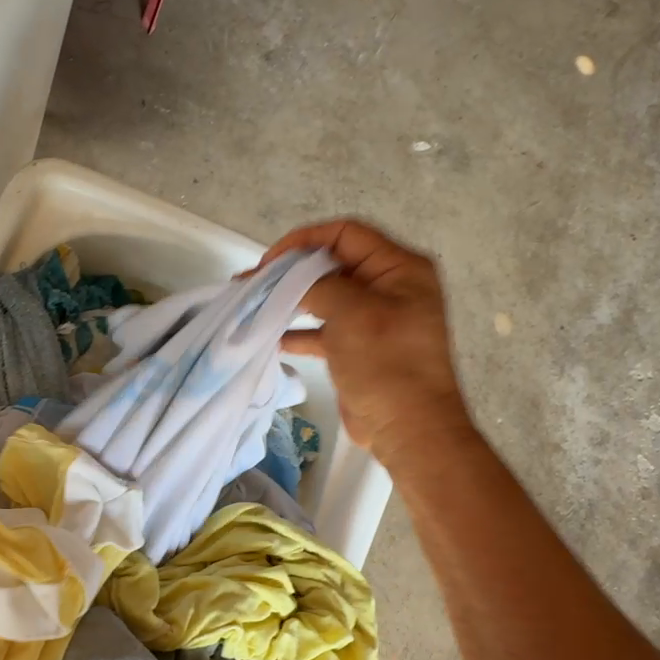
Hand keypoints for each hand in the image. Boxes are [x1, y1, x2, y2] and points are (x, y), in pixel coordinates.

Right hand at [259, 220, 475, 469]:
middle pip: (332, 264)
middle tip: (251, 283)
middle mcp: (388, 286)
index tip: (267, 262)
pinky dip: (298, 330)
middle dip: (290, 271)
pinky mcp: (359, 347)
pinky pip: (323, 329)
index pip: (345, 235)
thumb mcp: (352, 313)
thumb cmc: (387, 363)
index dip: (303, 241)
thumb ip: (320, 287)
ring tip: (254, 305)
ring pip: (324, 297)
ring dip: (290, 299)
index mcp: (398, 268)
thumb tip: (293, 284)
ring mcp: (374, 318)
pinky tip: (273, 338)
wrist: (408, 425)